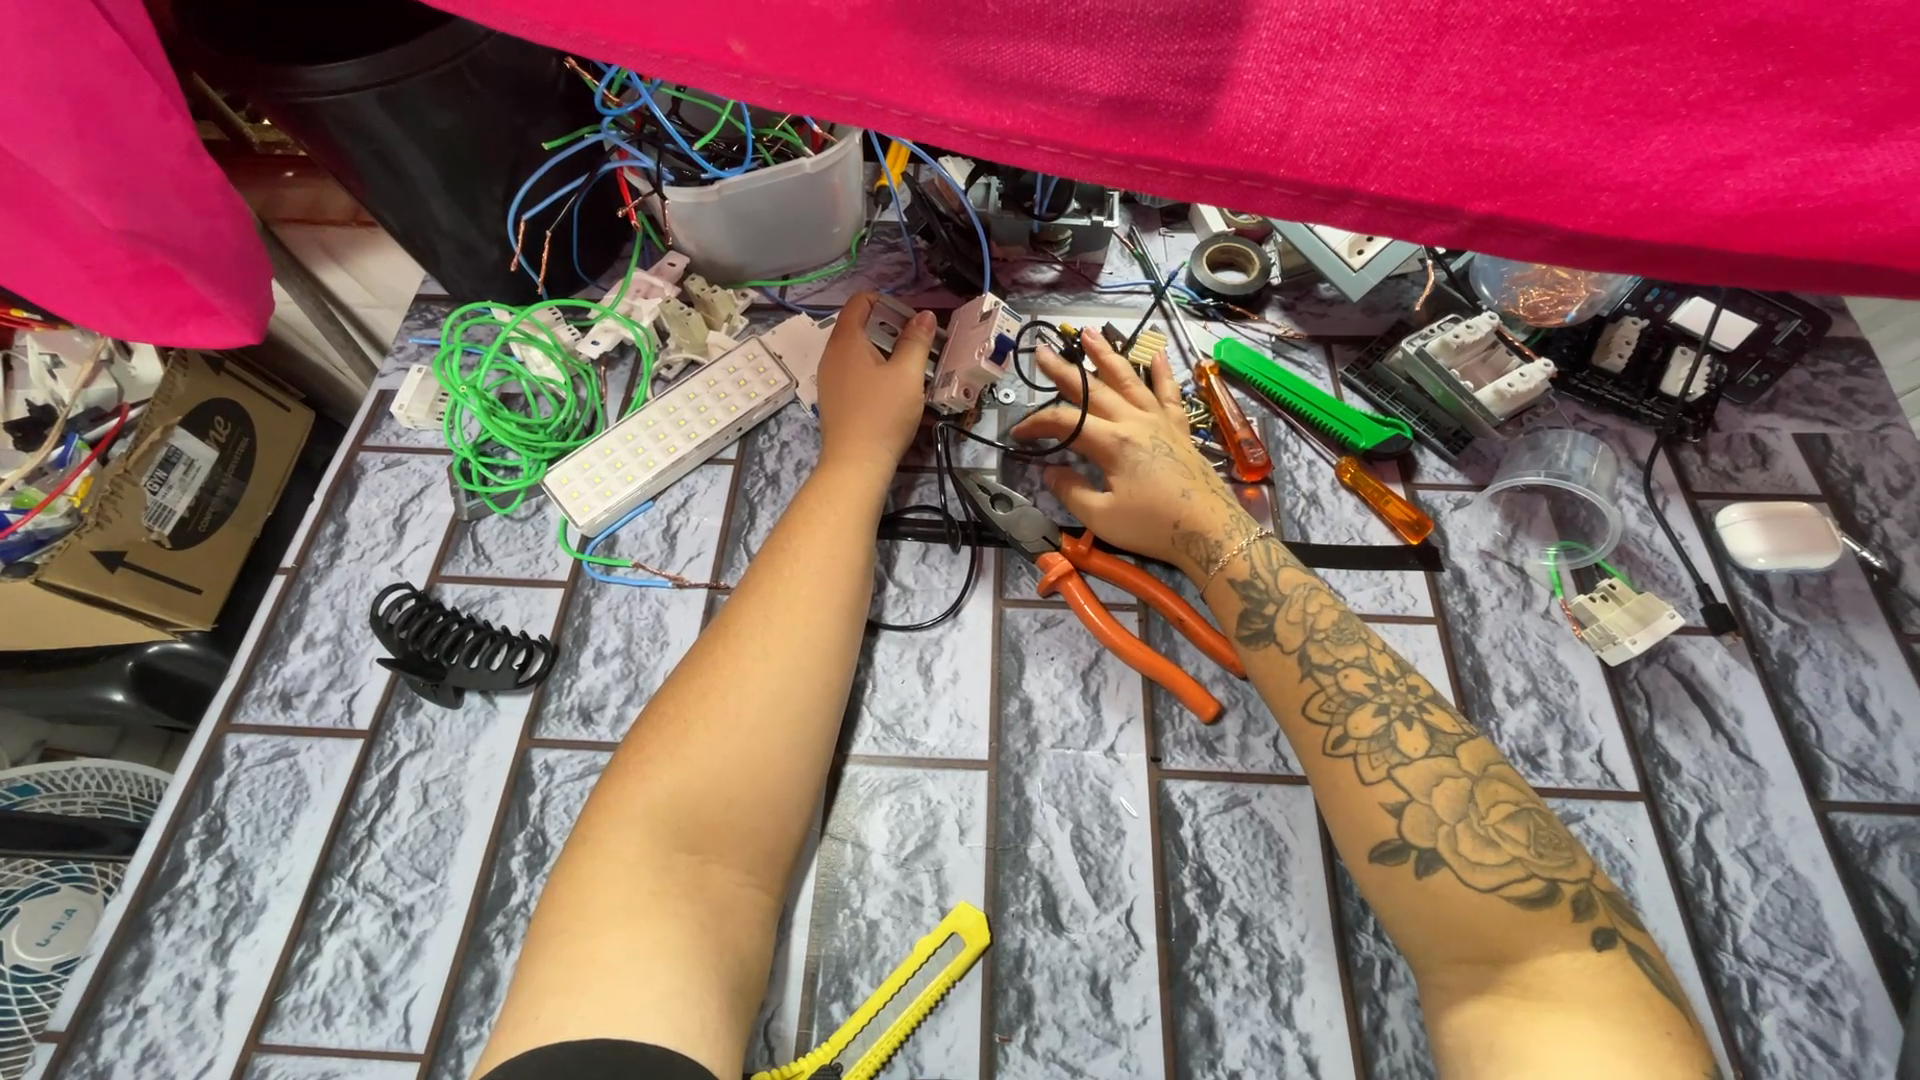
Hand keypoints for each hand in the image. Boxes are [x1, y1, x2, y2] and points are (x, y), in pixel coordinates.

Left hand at [814, 293, 935, 476]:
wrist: (856, 463)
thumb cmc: (883, 414)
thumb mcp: (907, 375)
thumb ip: (916, 341)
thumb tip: (925, 316)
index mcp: (846, 340)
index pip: (859, 302)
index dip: (886, 301)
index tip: (910, 318)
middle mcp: (832, 354)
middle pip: (858, 326)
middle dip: (889, 328)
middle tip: (916, 344)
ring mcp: (830, 378)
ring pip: (857, 352)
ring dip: (884, 352)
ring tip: (909, 368)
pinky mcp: (834, 399)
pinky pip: (854, 373)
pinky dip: (873, 371)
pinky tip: (893, 390)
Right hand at [1009, 329, 1257, 581]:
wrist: (1210, 530)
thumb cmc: (1153, 527)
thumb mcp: (1101, 517)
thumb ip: (1071, 491)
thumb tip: (1050, 472)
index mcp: (1112, 442)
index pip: (1065, 423)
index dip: (1037, 425)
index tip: (1017, 433)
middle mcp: (1135, 421)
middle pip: (1093, 389)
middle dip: (1064, 370)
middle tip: (1043, 351)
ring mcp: (1160, 421)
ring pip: (1130, 379)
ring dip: (1107, 355)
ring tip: (1090, 333)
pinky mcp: (1180, 428)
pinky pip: (1169, 392)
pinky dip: (1161, 371)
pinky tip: (1156, 352)